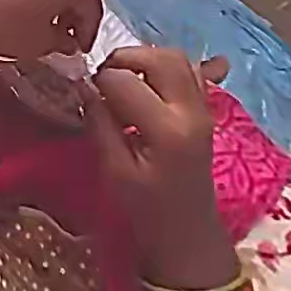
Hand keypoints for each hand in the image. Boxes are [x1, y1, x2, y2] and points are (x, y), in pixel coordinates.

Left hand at [0, 0, 100, 60]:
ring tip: (42, 22)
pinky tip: (22, 7)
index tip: (80, 50)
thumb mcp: (38, 43)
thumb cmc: (4, 24)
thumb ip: (60, 42)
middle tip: (64, 35)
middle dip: (74, 11)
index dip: (89, 33)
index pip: (92, 8)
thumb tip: (67, 40)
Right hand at [83, 46, 238, 289]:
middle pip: (160, 58)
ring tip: (122, 78)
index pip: (125, 81)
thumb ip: (100, 125)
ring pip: (178, 58)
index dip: (99, 81)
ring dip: (145, 59)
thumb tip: (86, 89)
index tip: (86, 94)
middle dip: (124, 58)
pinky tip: (147, 80)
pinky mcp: (205, 111)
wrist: (189, 233)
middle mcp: (191, 111)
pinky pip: (190, 72)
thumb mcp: (114, 171)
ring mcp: (203, 109)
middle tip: (103, 77)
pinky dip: (165, 67)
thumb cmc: (147, 209)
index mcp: (166, 129)